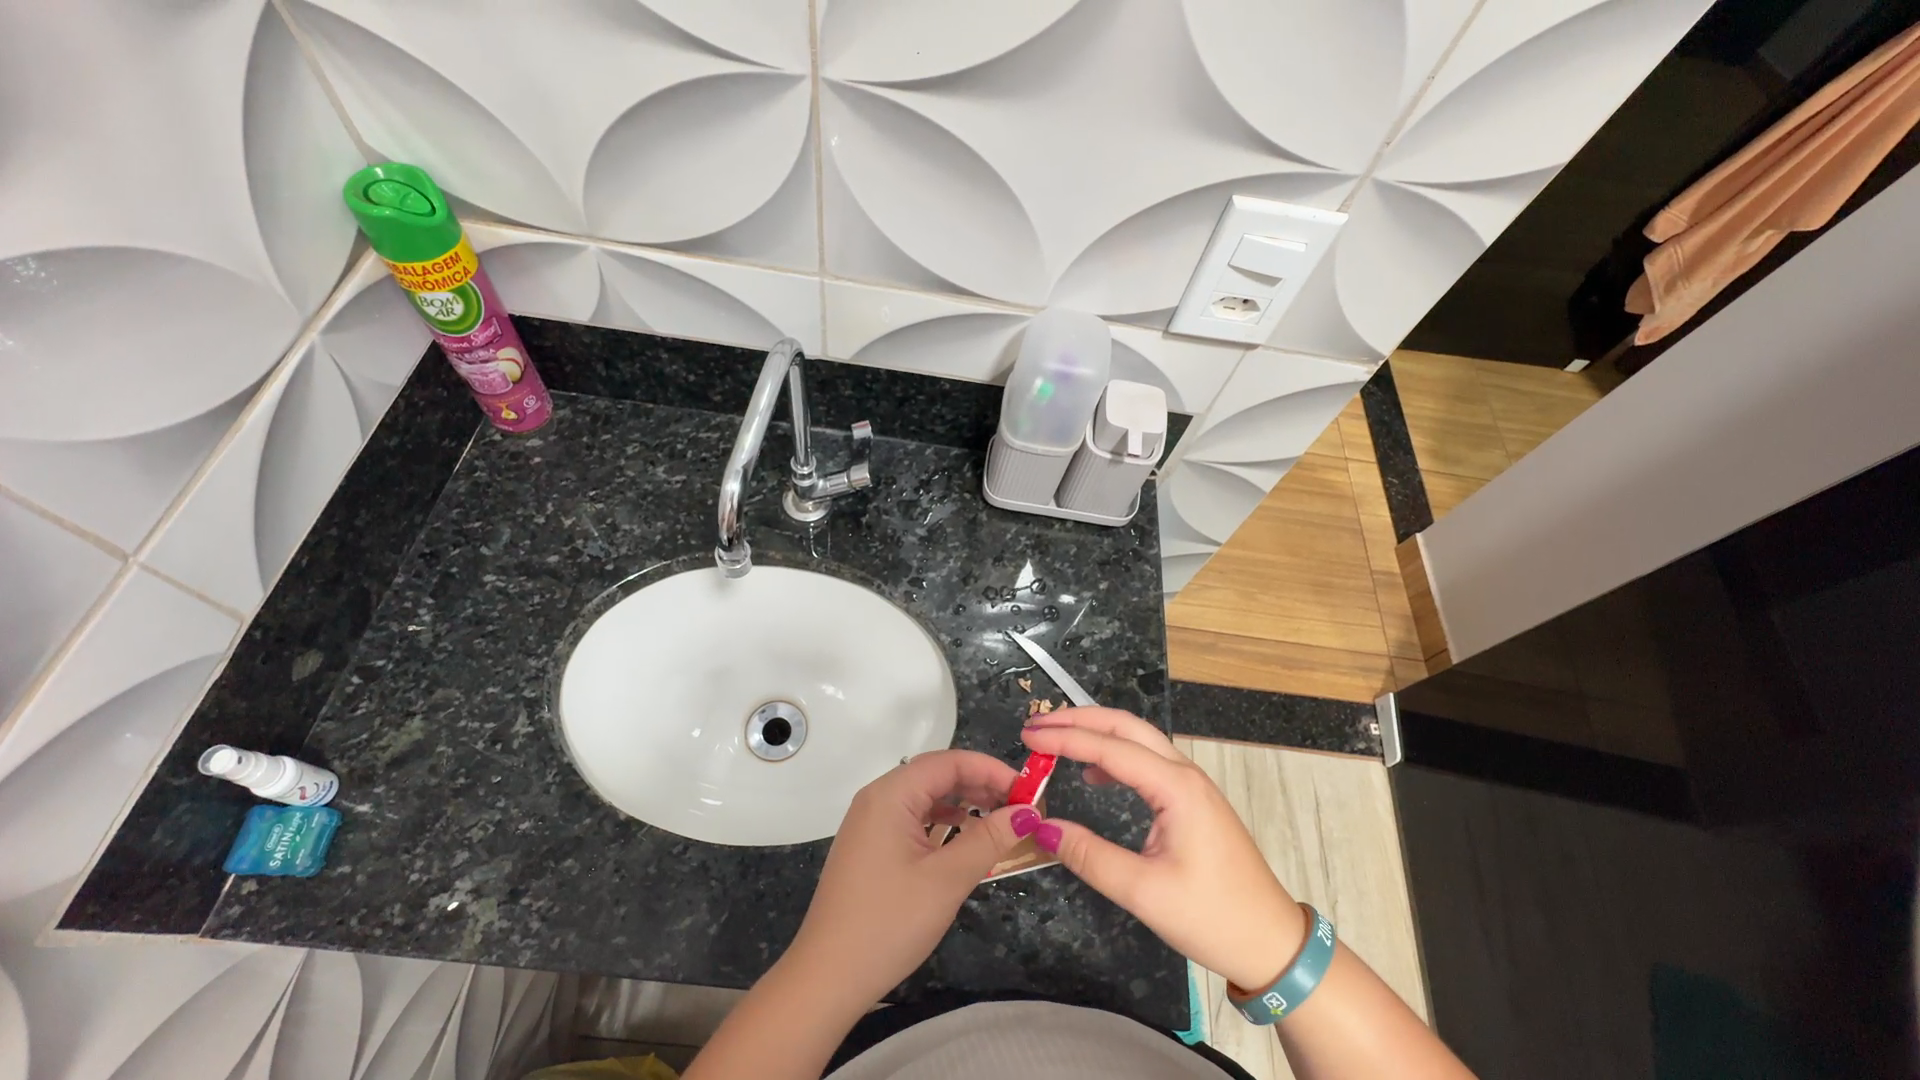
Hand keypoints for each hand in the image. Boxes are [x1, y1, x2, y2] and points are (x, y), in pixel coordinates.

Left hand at [785, 749, 1029, 1006]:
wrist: (828, 976)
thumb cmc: (889, 923)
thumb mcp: (947, 879)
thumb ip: (989, 839)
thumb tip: (1028, 812)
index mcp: (891, 795)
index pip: (949, 762)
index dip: (991, 770)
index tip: (1030, 791)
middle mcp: (877, 799)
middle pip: (936, 774)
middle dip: (980, 783)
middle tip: (1021, 806)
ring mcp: (869, 823)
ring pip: (924, 796)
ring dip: (963, 801)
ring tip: (1000, 818)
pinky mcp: (869, 846)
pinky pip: (912, 818)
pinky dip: (943, 820)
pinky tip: (963, 835)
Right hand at [1021, 707, 1306, 991]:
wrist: (1271, 942)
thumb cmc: (1212, 917)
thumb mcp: (1143, 892)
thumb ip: (1089, 856)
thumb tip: (1041, 827)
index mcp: (1176, 788)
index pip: (1109, 748)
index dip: (1064, 738)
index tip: (1026, 736)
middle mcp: (1185, 775)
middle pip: (1126, 727)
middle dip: (1078, 719)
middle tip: (1035, 725)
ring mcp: (1192, 786)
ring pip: (1138, 740)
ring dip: (1096, 733)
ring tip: (1055, 741)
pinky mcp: (1193, 802)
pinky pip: (1148, 762)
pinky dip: (1114, 757)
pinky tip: (1093, 775)